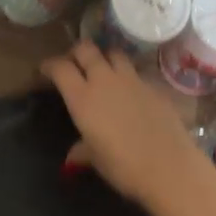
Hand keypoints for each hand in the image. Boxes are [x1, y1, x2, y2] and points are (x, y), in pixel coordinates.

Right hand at [41, 41, 215, 209]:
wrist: (169, 167)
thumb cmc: (123, 166)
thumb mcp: (96, 160)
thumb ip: (82, 151)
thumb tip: (73, 156)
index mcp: (83, 97)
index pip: (61, 67)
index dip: (50, 65)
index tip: (45, 70)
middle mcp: (105, 80)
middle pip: (87, 49)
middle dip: (76, 53)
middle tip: (74, 65)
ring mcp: (133, 80)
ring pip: (114, 53)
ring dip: (105, 58)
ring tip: (103, 72)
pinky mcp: (154, 86)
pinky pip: (136, 73)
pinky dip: (128, 77)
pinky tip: (130, 93)